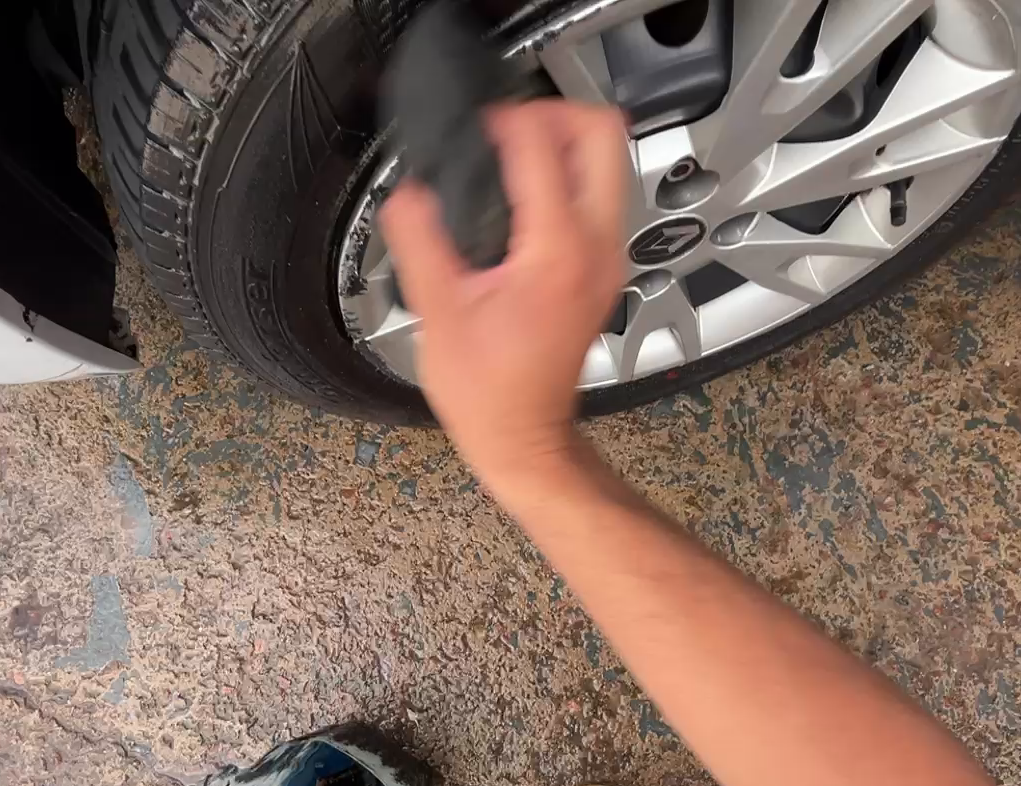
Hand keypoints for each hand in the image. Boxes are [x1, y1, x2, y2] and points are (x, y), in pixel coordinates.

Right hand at [378, 99, 627, 492]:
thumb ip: (419, 237)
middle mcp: (597, 252)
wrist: (524, 436)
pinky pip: (601, 200)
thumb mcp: (438, 312)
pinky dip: (568, 184)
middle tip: (508, 135)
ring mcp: (609, 263)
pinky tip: (526, 207)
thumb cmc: (491, 394)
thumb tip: (411, 193)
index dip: (501, 121)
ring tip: (513, 168)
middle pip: (602, 132)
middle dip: (551, 115)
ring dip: (563, 148)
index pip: (542, 141)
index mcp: (556, 253)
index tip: (474, 135)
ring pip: (608, 163)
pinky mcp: (605, 275)